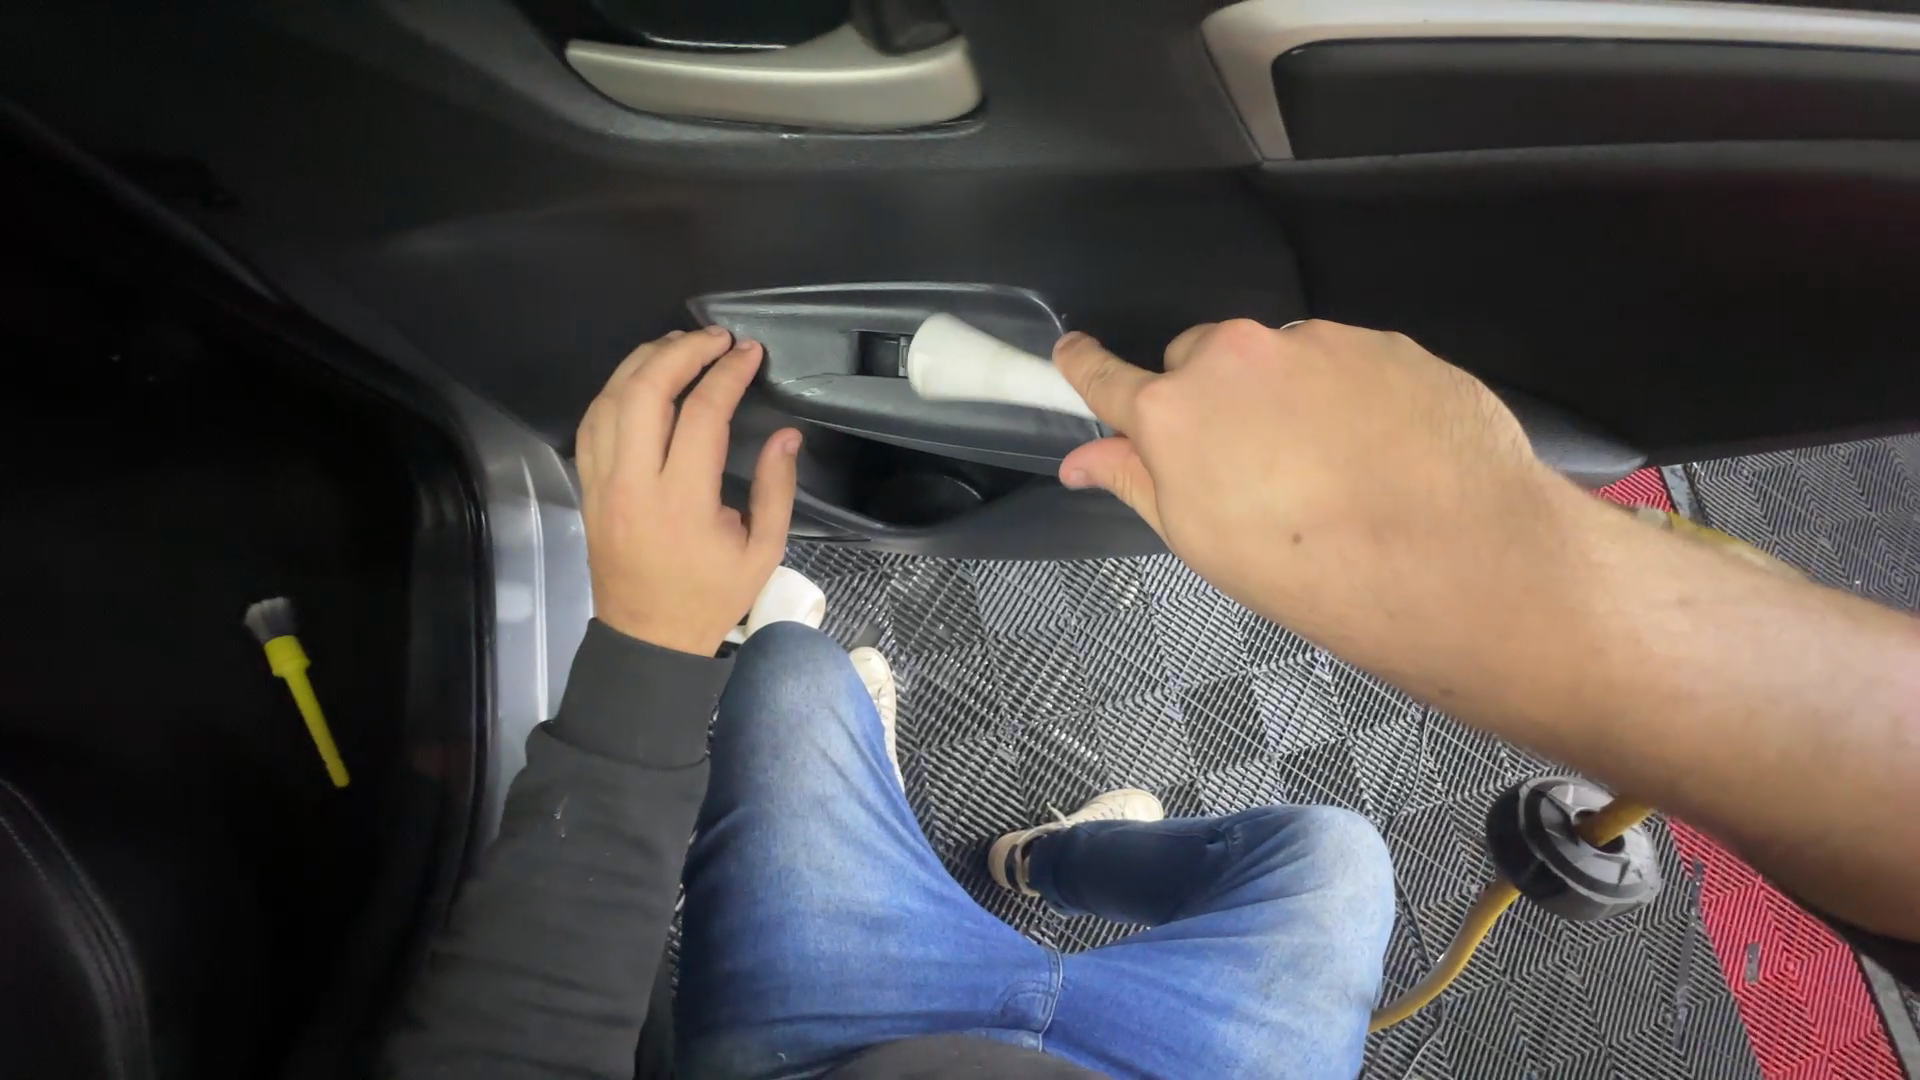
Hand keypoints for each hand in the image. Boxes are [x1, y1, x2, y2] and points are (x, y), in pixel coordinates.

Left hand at [576, 326, 799, 654]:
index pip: (702, 415)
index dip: (728, 374)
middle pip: (646, 391)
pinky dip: (617, 388)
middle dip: (682, 350)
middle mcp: (634, 483)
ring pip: (611, 399)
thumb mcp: (763, 552)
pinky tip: (641, 378)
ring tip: (680, 344)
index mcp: (683, 502)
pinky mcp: (587, 486)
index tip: (750, 353)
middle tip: (716, 337)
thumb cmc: (711, 596)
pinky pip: (592, 421)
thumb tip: (786, 435)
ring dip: (645, 361)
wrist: (648, 637)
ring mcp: (601, 482)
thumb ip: (777, 489)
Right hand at [1053, 319, 1580, 664]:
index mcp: (1173, 410)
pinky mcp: (1380, 340)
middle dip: (1204, 396)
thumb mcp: (1196, 537)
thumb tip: (1077, 461)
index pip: (1104, 375)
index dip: (1083, 364)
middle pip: (1194, 359)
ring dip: (1274, 394)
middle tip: (1241, 459)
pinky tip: (1372, 447)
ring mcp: (1311, 342)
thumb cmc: (1301, 569)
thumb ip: (1132, 481)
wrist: (1453, 562)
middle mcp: (1232, 357)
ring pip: (1269, 359)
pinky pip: (1336, 360)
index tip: (1073, 351)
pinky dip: (1338, 393)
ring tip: (1322, 461)